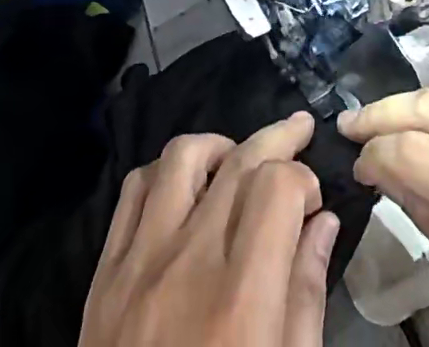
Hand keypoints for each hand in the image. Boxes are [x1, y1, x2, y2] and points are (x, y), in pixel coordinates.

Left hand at [79, 112, 341, 346]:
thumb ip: (305, 293)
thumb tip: (323, 221)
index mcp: (242, 298)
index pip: (276, 187)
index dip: (303, 177)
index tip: (313, 198)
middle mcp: (189, 261)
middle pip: (237, 161)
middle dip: (277, 137)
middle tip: (300, 130)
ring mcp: (140, 260)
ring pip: (180, 158)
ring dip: (219, 146)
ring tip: (239, 160)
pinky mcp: (106, 270)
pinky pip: (134, 189)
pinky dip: (166, 171)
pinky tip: (186, 184)